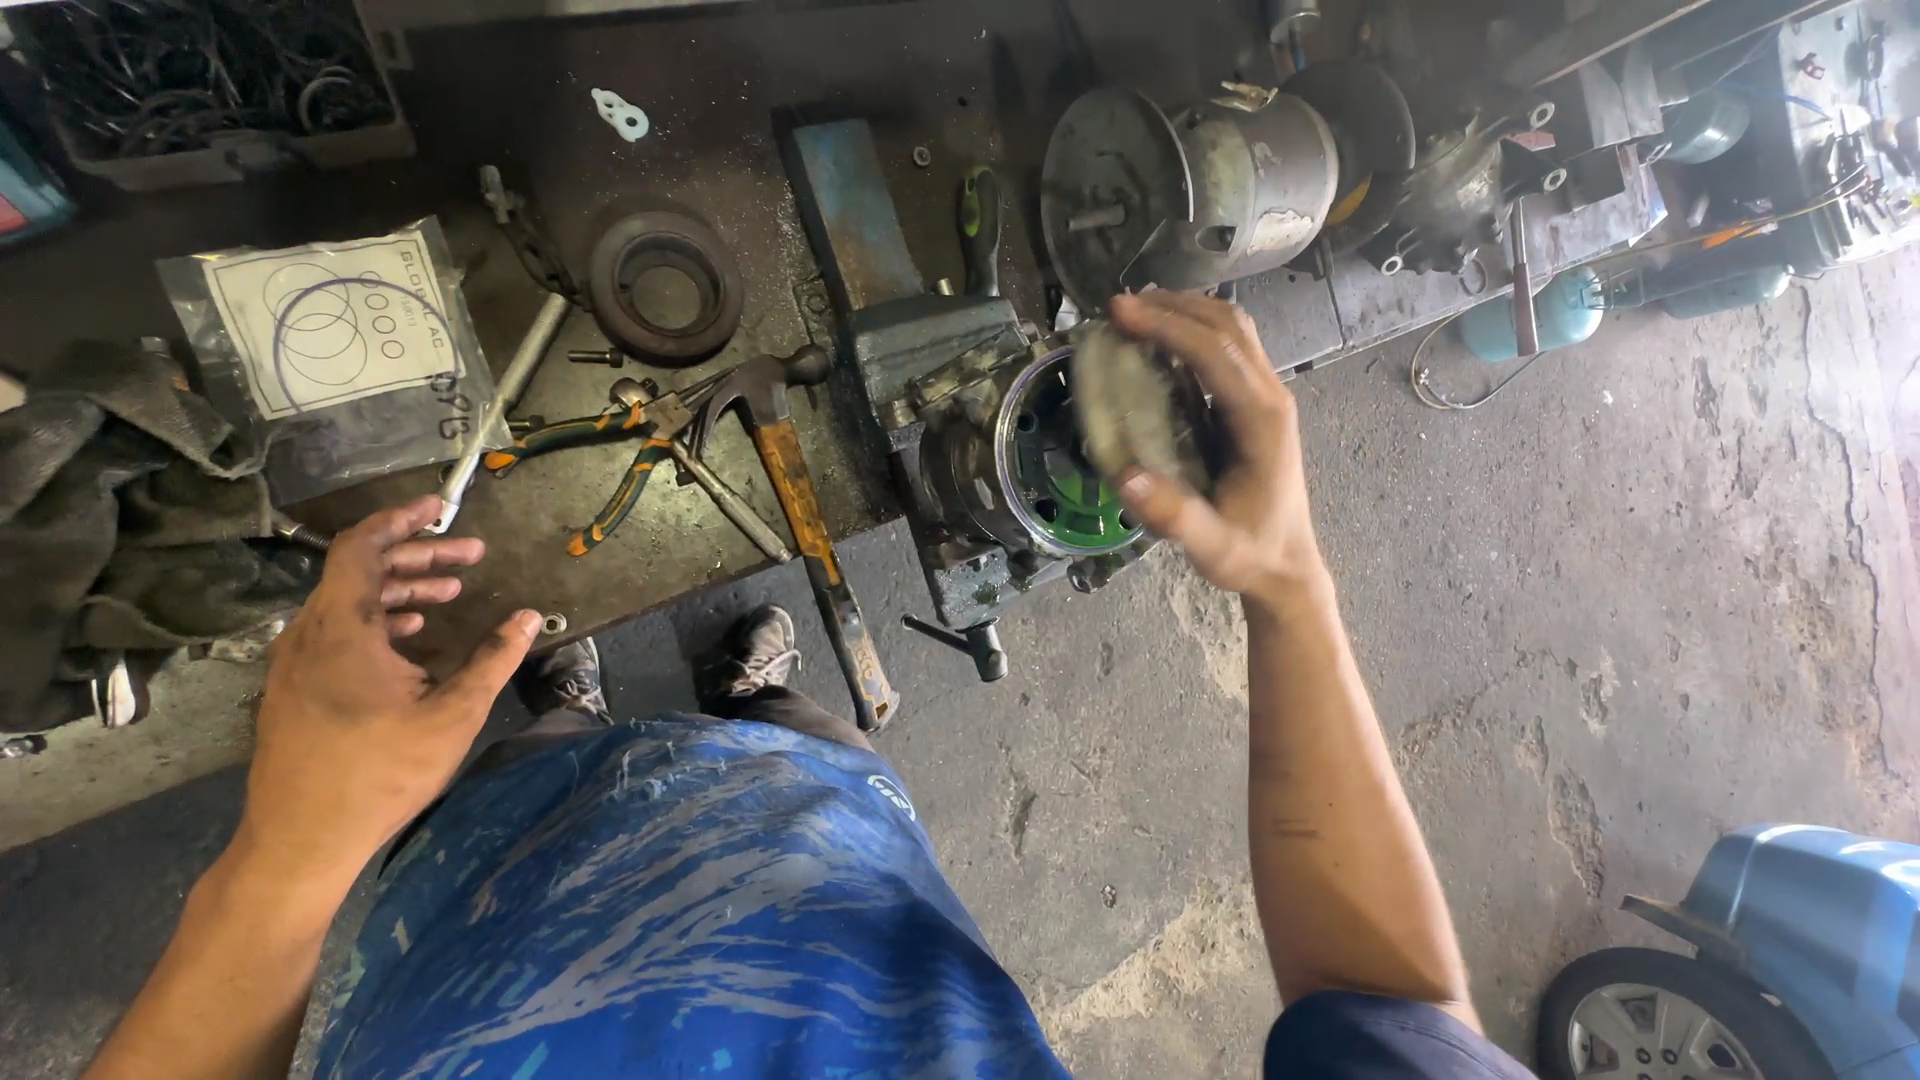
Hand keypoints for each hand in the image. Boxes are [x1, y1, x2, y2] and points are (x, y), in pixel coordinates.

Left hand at [234, 496, 540, 891]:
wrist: (301, 840)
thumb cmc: (381, 772)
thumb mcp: (455, 712)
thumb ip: (495, 658)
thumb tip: (530, 617)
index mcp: (341, 631)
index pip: (361, 548)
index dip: (402, 519)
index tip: (443, 507)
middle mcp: (308, 636)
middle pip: (359, 571)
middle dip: (418, 556)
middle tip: (471, 556)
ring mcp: (294, 664)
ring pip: (348, 603)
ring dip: (401, 588)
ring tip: (451, 593)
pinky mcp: (295, 688)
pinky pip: (337, 631)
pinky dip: (379, 618)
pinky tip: (415, 636)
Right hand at [1109, 291, 1325, 607]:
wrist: (1287, 566)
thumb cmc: (1250, 554)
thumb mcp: (1212, 546)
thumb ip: (1175, 516)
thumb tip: (1126, 474)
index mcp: (1263, 421)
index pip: (1216, 352)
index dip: (1168, 326)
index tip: (1121, 313)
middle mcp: (1270, 397)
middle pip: (1227, 326)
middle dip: (1172, 307)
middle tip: (1118, 307)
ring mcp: (1266, 397)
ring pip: (1231, 329)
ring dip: (1184, 311)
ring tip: (1135, 312)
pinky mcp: (1254, 404)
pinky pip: (1226, 350)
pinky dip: (1191, 331)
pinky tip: (1159, 340)